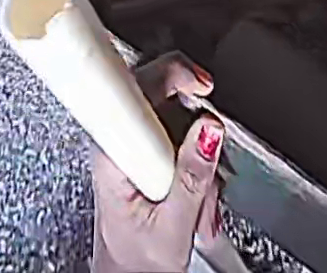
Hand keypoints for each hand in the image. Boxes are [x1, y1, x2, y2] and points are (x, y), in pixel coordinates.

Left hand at [91, 53, 225, 272]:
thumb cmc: (134, 266)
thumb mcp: (172, 229)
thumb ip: (193, 178)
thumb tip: (210, 128)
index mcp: (111, 151)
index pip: (134, 88)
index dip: (169, 74)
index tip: (199, 83)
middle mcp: (115, 137)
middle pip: (160, 95)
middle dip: (198, 126)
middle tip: (214, 156)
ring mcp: (129, 139)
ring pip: (174, 114)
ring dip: (200, 151)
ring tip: (204, 199)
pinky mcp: (142, 146)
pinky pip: (176, 130)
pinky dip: (197, 158)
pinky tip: (199, 195)